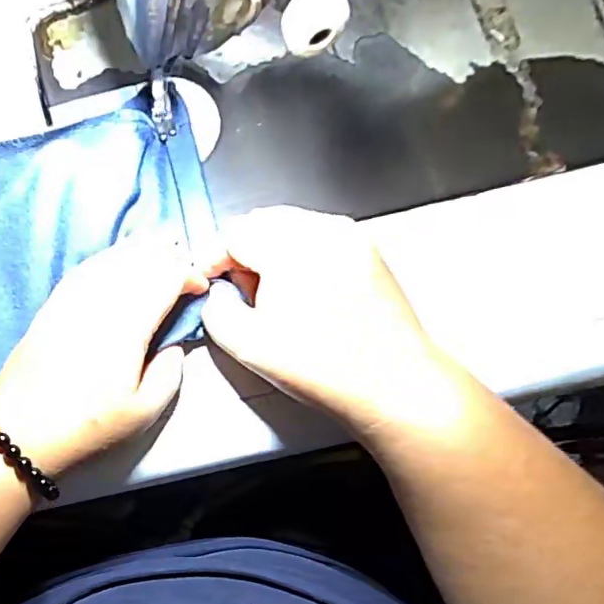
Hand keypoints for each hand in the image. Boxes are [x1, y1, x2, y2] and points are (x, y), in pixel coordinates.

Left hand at [0, 234, 210, 474]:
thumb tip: (174, 345)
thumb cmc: (87, 425)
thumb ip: (169, 373)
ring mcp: (72, 298)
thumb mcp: (143, 412)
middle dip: (167, 255)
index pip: (164, 277)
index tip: (200, 288)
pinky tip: (116, 259)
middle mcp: (100, 300)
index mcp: (128, 325)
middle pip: (139, 260)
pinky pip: (86, 267)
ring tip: (158, 248)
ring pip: (111, 258)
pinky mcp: (53, 304)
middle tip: (184, 261)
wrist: (22, 428)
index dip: (188, 274)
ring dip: (139, 250)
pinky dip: (108, 257)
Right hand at [199, 207, 466, 441]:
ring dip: (273, 254)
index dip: (216, 260)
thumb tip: (218, 292)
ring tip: (279, 299)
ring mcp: (349, 236)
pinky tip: (307, 296)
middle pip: (263, 222)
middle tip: (245, 295)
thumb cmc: (323, 367)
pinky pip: (319, 239)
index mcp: (289, 247)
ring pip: (292, 227)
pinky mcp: (366, 250)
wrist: (390, 382)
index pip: (235, 233)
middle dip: (245, 254)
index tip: (214, 285)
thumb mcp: (248, 346)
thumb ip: (215, 310)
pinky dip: (302, 258)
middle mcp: (322, 229)